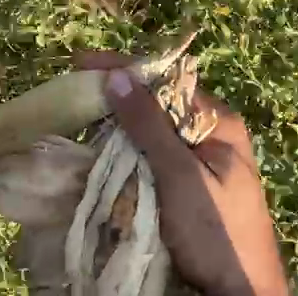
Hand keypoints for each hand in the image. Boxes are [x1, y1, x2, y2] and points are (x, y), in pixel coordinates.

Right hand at [90, 59, 288, 295]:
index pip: (166, 79)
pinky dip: (126, 148)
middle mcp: (212, 136)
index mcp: (219, 124)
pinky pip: (152, 154)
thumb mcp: (179, 175)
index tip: (82, 64)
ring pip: (151, 129)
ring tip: (82, 116)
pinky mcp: (188, 186)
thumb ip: (148, 124)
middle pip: (157, 102)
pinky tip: (102, 147)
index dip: (123, 68)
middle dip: (117, 96)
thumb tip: (117, 74)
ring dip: (118, 123)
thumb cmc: (215, 233)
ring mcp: (201, 162)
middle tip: (77, 93)